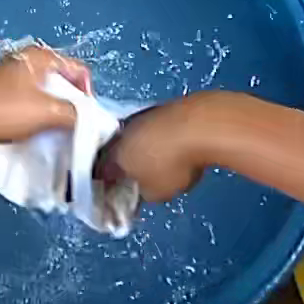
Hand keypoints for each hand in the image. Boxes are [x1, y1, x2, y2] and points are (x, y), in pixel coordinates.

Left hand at [0, 46, 91, 148]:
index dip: (87, 93)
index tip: (85, 116)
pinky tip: (32, 125)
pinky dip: (36, 108)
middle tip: (72, 123)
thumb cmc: (5, 112)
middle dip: (70, 100)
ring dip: (53, 106)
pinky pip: (28, 96)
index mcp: (40, 56)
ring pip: (44, 88)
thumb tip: (84, 118)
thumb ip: (75, 113)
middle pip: (61, 78)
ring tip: (53, 126)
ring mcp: (10, 72)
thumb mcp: (48, 113)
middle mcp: (26, 58)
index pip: (78, 69)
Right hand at [98, 95, 216, 201]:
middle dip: (125, 166)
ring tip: (159, 164)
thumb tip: (142, 190)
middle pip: (117, 153)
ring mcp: (141, 116)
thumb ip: (142, 194)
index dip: (108, 187)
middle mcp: (121, 133)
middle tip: (138, 181)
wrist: (201, 124)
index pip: (101, 174)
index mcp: (112, 155)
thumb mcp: (156, 192)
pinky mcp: (161, 107)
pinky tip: (173, 148)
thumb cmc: (173, 163)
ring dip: (143, 150)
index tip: (117, 196)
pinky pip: (153, 128)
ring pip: (135, 138)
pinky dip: (159, 138)